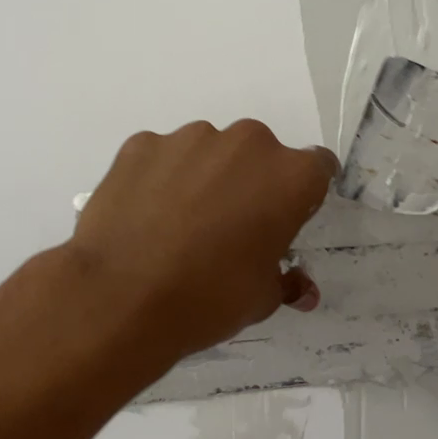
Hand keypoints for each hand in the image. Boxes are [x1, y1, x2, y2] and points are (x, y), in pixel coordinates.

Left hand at [68, 119, 337, 361]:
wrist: (121, 297)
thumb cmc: (209, 298)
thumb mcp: (261, 299)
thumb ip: (285, 281)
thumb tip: (299, 288)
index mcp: (289, 177)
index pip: (317, 168)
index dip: (303, 194)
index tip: (286, 218)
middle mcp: (246, 144)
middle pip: (260, 156)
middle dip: (250, 184)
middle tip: (230, 229)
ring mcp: (189, 139)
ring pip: (209, 153)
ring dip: (205, 178)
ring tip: (180, 226)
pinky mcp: (142, 144)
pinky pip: (163, 158)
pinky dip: (161, 179)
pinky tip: (146, 218)